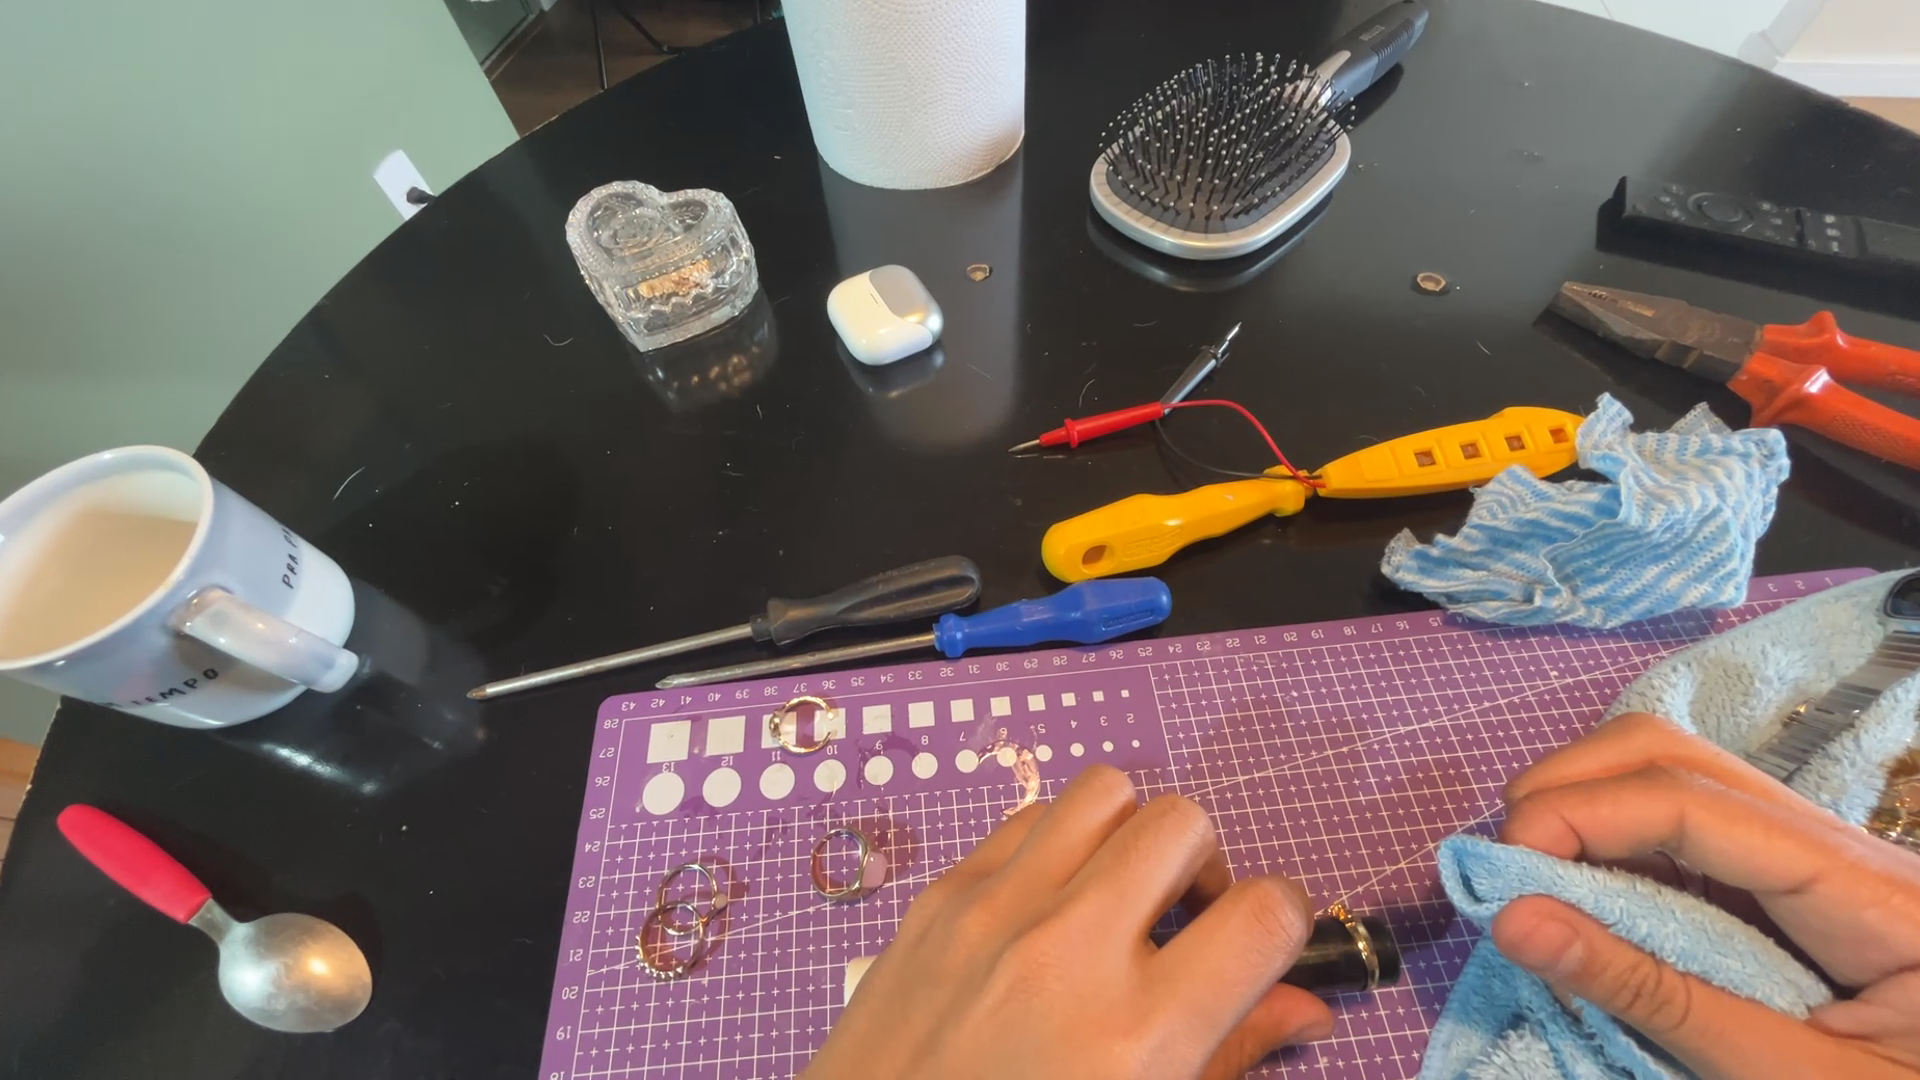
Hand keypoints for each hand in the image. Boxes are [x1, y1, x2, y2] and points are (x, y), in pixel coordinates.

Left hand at [802, 766, 1333, 1079]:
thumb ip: (1230, 1057)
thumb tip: (1307, 1002)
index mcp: (1137, 1034)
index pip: (1261, 917)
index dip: (1289, 911)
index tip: (1272, 928)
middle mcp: (1070, 946)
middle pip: (1179, 822)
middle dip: (1204, 858)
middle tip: (1183, 909)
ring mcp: (997, 905)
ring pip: (1102, 790)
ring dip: (1129, 830)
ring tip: (1116, 886)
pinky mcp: (944, 889)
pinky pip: (1028, 818)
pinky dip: (1059, 842)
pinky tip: (1046, 895)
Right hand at [1491, 712, 1919, 1078]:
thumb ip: (1652, 997)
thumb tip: (1507, 921)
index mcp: (1872, 890)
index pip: (1684, 798)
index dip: (1574, 814)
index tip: (1507, 877)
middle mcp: (1830, 842)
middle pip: (1661, 750)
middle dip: (1562, 790)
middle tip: (1517, 868)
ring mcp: (1795, 851)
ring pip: (1652, 767)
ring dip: (1572, 805)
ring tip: (1542, 879)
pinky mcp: (1767, 874)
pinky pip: (1658, 819)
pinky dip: (1597, 840)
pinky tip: (1583, 892)